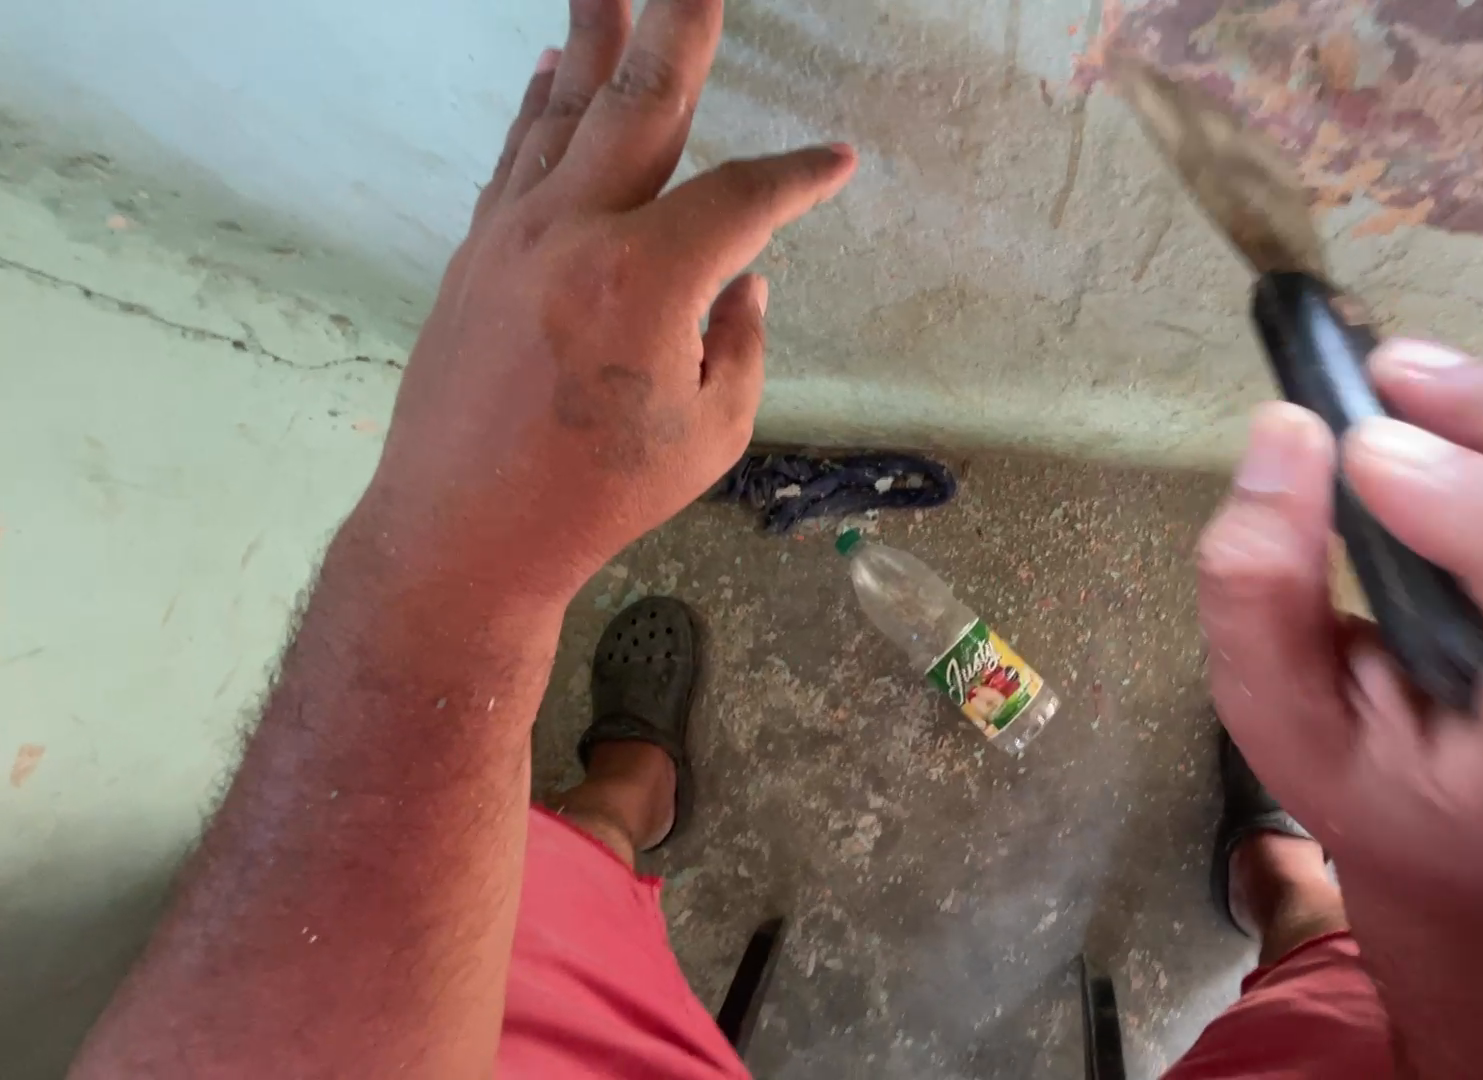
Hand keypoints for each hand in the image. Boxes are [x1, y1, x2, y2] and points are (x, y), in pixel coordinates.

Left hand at [359, 0, 855, 605]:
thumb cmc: (607, 491)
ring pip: (565, 109)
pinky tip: (550, 68)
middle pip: (641, 103)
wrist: (469, 524)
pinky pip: (519, 152)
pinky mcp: (479, 250)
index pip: (743, 202)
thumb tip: (746, 282)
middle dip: (681, 30)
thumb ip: (742, 343)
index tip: (839, 162)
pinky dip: (542, 101)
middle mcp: (576, 230)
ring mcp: (515, 231)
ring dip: (596, 36)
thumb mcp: (714, 430)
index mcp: (650, 280)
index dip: (800, 178)